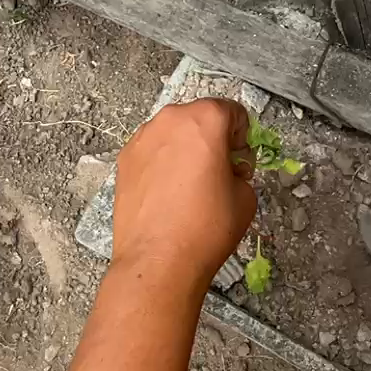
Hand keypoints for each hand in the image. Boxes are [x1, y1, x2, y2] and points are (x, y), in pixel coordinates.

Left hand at [111, 98, 254, 290]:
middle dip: (212, 138)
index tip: (239, 158)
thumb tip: (227, 170)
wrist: (158, 259)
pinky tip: (167, 192)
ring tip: (189, 184)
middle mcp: (170, 119)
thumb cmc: (207, 226)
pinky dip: (162, 162)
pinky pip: (152, 150)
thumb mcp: (246, 196)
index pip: (231, 110)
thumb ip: (240, 170)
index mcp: (204, 120)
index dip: (241, 135)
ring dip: (185, 148)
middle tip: (218, 170)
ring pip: (172, 132)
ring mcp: (142, 137)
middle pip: (199, 117)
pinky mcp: (124, 158)